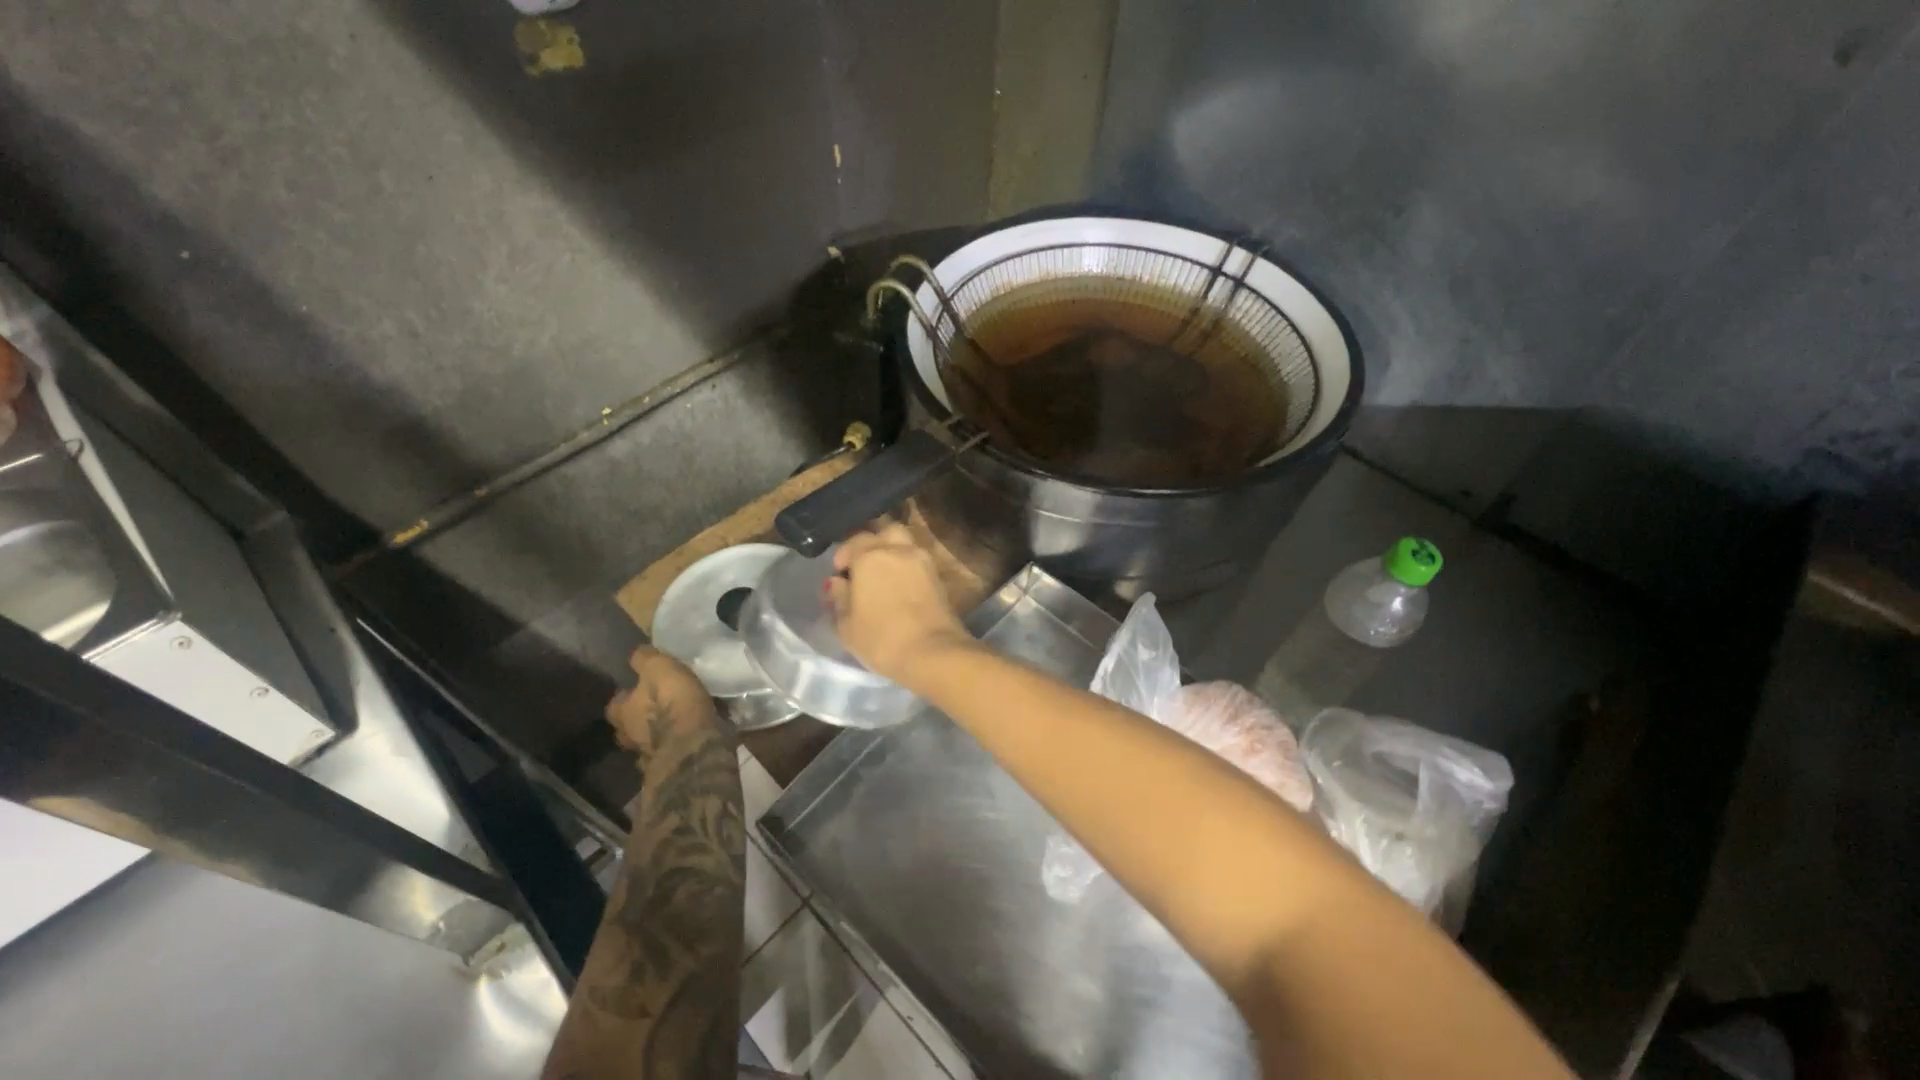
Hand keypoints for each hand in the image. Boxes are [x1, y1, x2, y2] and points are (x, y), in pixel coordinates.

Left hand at [606, 646, 720, 758]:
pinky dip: (679, 746)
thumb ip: (645, 660)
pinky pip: (674, 753)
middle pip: (628, 730)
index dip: (623, 698)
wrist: (696, 745)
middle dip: (638, 721)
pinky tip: (692, 738)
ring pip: (650, 744)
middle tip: (654, 708)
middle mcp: (632, 738)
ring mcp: (652, 756)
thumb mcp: (658, 668)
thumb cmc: (672, 702)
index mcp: (624, 714)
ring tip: (677, 723)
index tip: (635, 690)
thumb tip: (636, 653)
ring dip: (659, 735)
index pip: (614, 706)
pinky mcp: (675, 766)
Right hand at [828, 524, 971, 685]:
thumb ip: (839, 599)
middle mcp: (899, 550)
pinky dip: (909, 568)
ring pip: (906, 544)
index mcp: (870, 556)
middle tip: (864, 566)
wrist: (932, 653)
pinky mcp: (939, 578)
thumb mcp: (847, 625)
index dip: (843, 556)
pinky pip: (919, 562)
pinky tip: (901, 588)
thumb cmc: (881, 639)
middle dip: (873, 543)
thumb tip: (836, 583)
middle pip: (885, 532)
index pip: (853, 542)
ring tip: (884, 577)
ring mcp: (923, 562)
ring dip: (894, 553)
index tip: (839, 575)